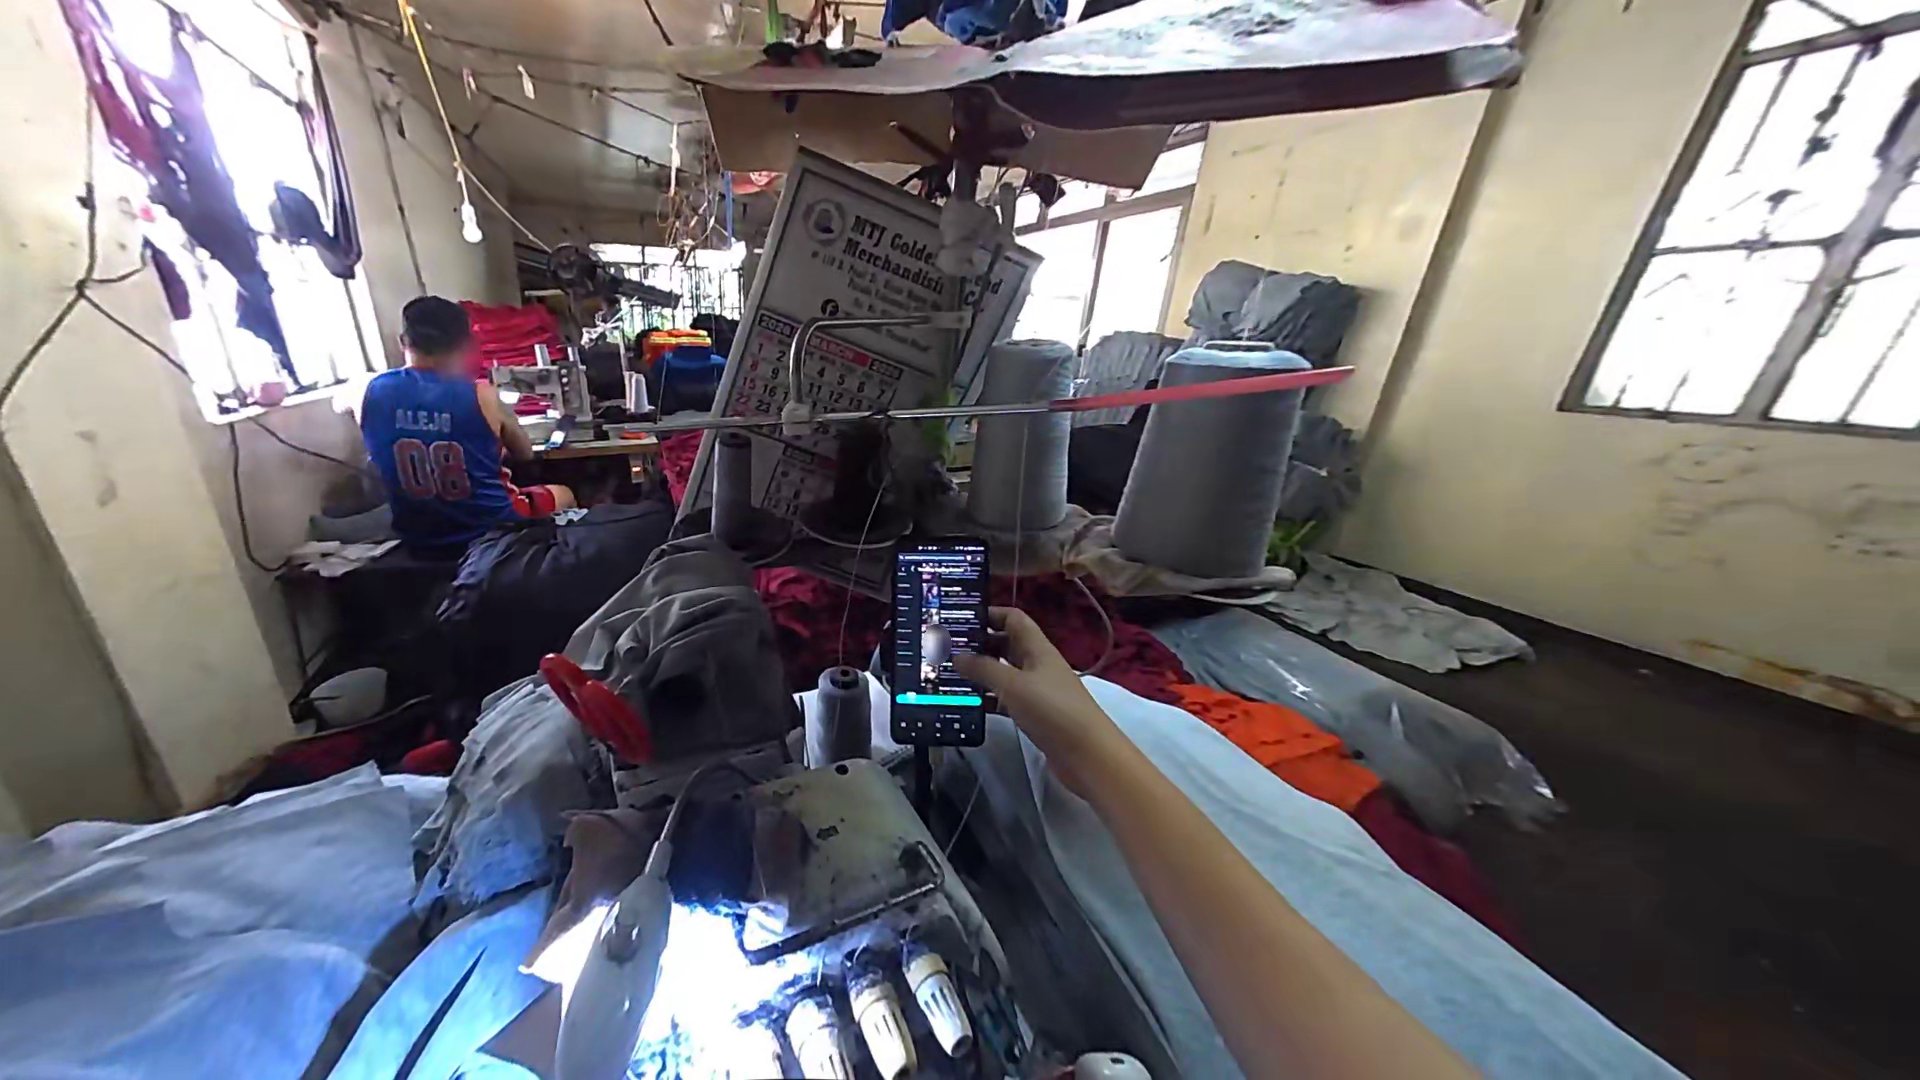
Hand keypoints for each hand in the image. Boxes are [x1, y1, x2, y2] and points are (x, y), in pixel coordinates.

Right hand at [955, 607, 1124, 791]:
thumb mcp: (1014, 685)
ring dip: (982, 673)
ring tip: (951, 676)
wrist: (1088, 754)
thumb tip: (957, 656)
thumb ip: (984, 669)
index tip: (961, 618)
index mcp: (1038, 648)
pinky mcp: (1035, 714)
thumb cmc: (1052, 710)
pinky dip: (990, 699)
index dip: (990, 614)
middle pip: (1006, 645)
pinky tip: (969, 705)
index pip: (1013, 618)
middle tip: (948, 650)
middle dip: (980, 644)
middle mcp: (1038, 664)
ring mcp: (1037, 690)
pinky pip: (1007, 699)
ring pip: (1005, 673)